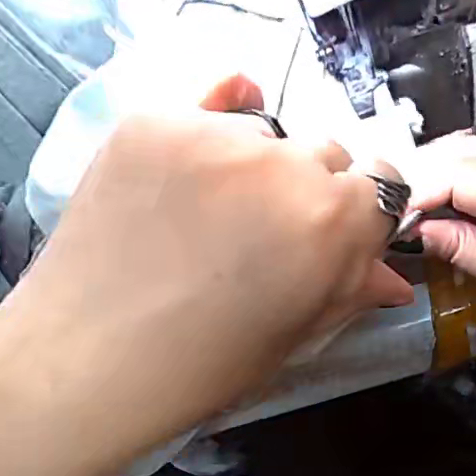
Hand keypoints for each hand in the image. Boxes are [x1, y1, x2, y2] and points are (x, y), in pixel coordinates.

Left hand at [0, 75, 413, 475]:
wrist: (84, 363)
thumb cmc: (199, 371)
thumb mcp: (288, 339)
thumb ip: (347, 293)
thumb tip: (391, 279)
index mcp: (331, 222)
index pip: (382, 183)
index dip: (360, 213)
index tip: (333, 235)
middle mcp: (283, 162)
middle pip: (325, 152)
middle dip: (310, 189)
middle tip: (265, 233)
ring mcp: (212, 135)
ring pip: (264, 132)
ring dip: (256, 166)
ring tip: (210, 215)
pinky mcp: (152, 121)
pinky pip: (206, 104)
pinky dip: (210, 126)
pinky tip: (194, 160)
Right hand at [397, 133, 475, 350]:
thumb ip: (459, 246)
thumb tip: (416, 227)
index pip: (465, 174)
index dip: (425, 191)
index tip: (399, 218)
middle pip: (468, 151)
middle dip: (427, 174)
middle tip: (399, 208)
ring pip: (475, 150)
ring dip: (439, 172)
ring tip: (414, 204)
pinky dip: (456, 176)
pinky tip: (441, 200)